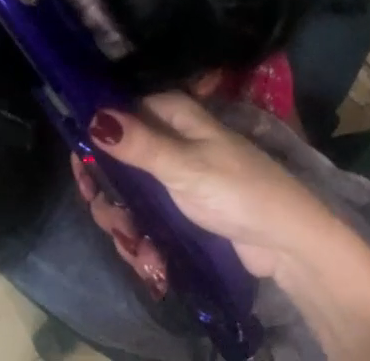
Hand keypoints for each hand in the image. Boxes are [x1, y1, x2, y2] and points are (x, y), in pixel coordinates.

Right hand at [82, 92, 344, 281]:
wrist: (288, 242)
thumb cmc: (237, 191)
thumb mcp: (184, 166)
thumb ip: (138, 143)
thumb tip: (91, 115)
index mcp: (172, 113)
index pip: (118, 112)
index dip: (95, 136)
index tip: (81, 167)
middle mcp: (170, 137)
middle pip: (117, 155)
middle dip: (107, 191)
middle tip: (108, 217)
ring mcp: (176, 173)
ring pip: (129, 190)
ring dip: (125, 220)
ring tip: (136, 246)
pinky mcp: (182, 206)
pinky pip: (148, 214)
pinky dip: (143, 235)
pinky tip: (150, 257)